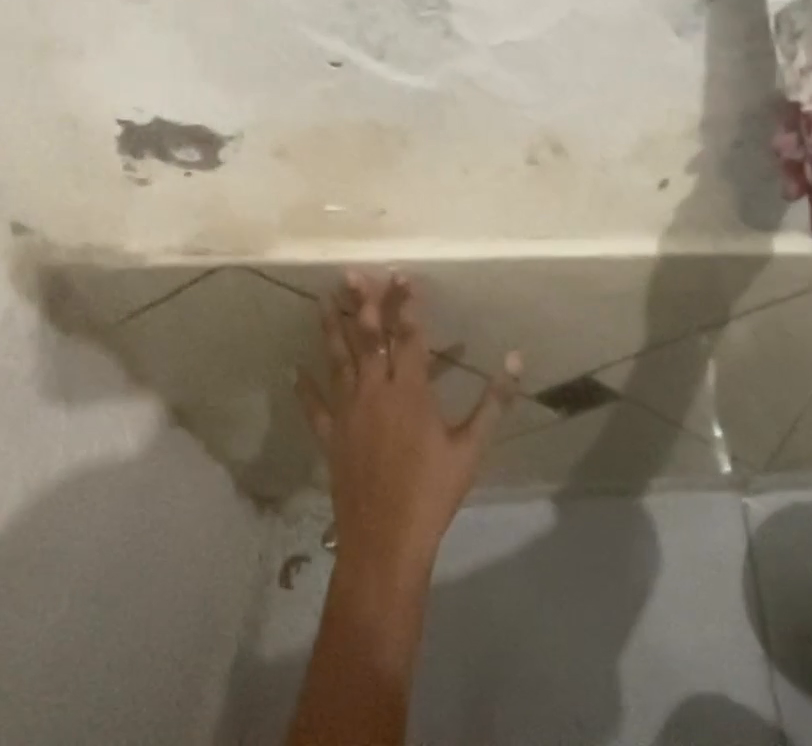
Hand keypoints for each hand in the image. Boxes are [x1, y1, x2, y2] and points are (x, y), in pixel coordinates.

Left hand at [297, 272, 518, 577]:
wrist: (385, 537)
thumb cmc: (435, 489)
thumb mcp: (473, 445)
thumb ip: (495, 400)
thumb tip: (516, 358)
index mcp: (410, 392)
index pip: (409, 336)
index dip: (407, 304)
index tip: (404, 275)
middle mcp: (373, 394)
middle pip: (367, 340)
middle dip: (362, 305)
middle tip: (352, 274)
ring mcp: (346, 415)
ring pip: (337, 362)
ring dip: (331, 330)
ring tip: (322, 301)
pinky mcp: (330, 437)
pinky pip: (314, 405)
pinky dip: (305, 385)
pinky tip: (295, 369)